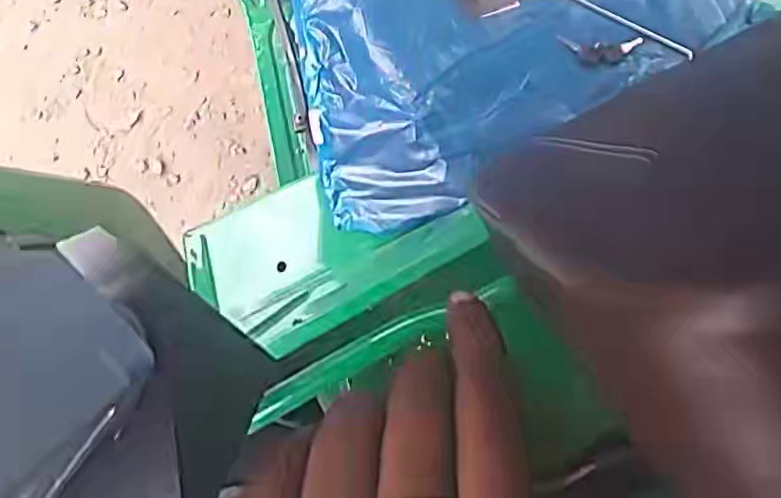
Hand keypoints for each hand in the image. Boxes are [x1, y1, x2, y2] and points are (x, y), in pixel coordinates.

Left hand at [242, 291, 526, 497]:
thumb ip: (505, 471)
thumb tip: (503, 407)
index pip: (490, 427)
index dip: (483, 356)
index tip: (471, 310)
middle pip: (415, 414)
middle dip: (422, 372)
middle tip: (427, 362)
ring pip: (343, 428)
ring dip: (361, 405)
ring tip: (370, 409)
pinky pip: (275, 469)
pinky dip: (295, 449)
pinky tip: (311, 449)